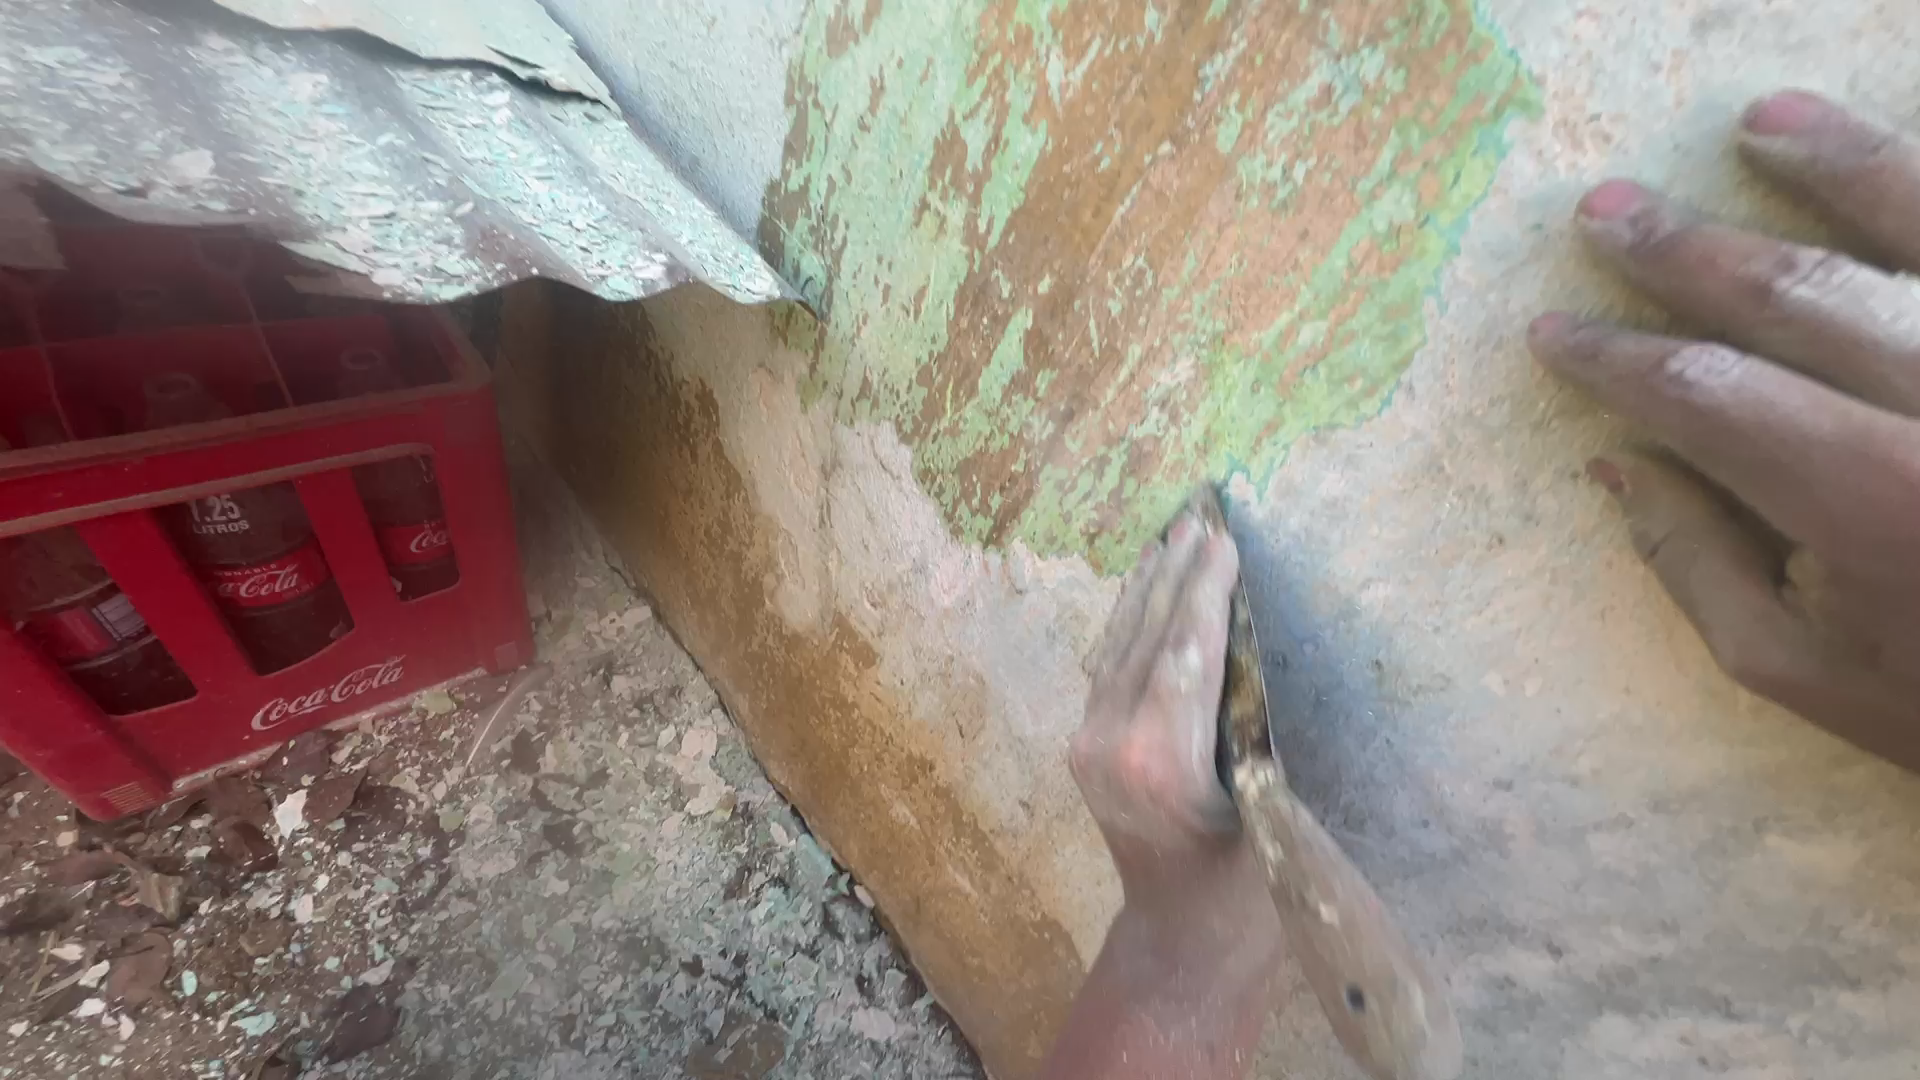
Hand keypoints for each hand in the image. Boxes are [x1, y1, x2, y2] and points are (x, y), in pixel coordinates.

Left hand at [1071, 511, 1247, 911]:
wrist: (1176, 939)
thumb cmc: (1245, 897)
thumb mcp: (1272, 812)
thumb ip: (1253, 729)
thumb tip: (1243, 643)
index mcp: (1159, 760)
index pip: (1185, 652)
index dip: (1205, 590)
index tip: (1221, 538)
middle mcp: (1108, 741)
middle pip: (1145, 638)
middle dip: (1173, 575)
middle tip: (1195, 516)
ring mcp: (1086, 741)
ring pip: (1117, 646)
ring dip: (1144, 590)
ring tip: (1167, 540)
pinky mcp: (1082, 744)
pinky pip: (1106, 668)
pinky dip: (1126, 625)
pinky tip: (1140, 595)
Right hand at [1529, 90, 1919, 770]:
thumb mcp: (1787, 661)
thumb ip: (1688, 555)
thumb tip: (1612, 460)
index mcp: (1868, 498)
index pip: (1699, 391)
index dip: (1611, 356)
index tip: (1550, 330)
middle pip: (1798, 294)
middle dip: (1684, 249)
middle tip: (1606, 208)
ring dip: (1838, 167)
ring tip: (1760, 121)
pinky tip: (1906, 160)